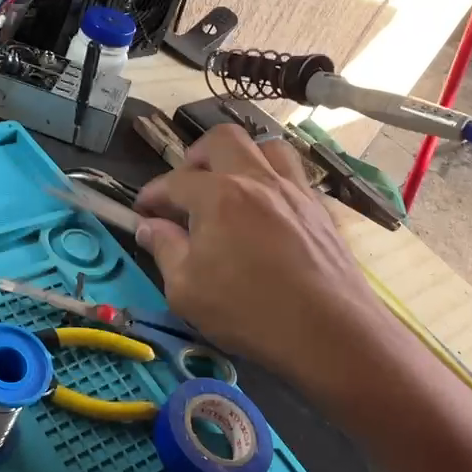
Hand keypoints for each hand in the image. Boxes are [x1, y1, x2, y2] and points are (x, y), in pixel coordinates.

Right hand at [134, 124, 392, 390]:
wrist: (329, 331)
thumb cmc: (249, 312)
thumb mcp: (186, 290)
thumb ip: (164, 249)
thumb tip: (149, 227)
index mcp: (218, 195)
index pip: (174, 181)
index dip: (152, 194)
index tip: (141, 211)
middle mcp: (256, 180)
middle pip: (222, 140)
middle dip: (195, 156)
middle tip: (186, 185)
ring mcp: (294, 190)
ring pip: (266, 146)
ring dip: (240, 157)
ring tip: (229, 184)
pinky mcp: (320, 209)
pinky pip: (293, 173)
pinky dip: (272, 179)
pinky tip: (265, 208)